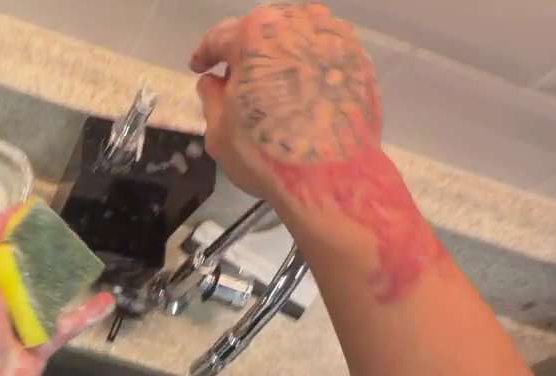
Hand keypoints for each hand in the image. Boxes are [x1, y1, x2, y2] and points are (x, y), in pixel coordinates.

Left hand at [0, 209, 115, 375]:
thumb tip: (10, 212)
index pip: (5, 247)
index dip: (21, 230)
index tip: (42, 214)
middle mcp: (6, 297)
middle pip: (33, 267)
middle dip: (50, 251)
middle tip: (72, 235)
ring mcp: (28, 319)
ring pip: (54, 293)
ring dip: (71, 277)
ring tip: (89, 258)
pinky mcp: (45, 341)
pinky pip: (70, 323)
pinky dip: (89, 312)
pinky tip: (108, 298)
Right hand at [190, 4, 383, 212]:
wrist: (329, 174)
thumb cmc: (263, 151)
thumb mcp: (219, 131)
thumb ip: (211, 98)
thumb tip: (213, 82)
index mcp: (255, 34)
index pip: (220, 38)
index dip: (205, 55)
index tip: (199, 68)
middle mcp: (296, 21)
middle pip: (261, 33)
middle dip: (245, 55)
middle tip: (235, 81)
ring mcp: (332, 35)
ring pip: (294, 40)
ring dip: (278, 60)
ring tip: (270, 89)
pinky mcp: (356, 56)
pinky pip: (320, 56)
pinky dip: (306, 71)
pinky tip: (300, 97)